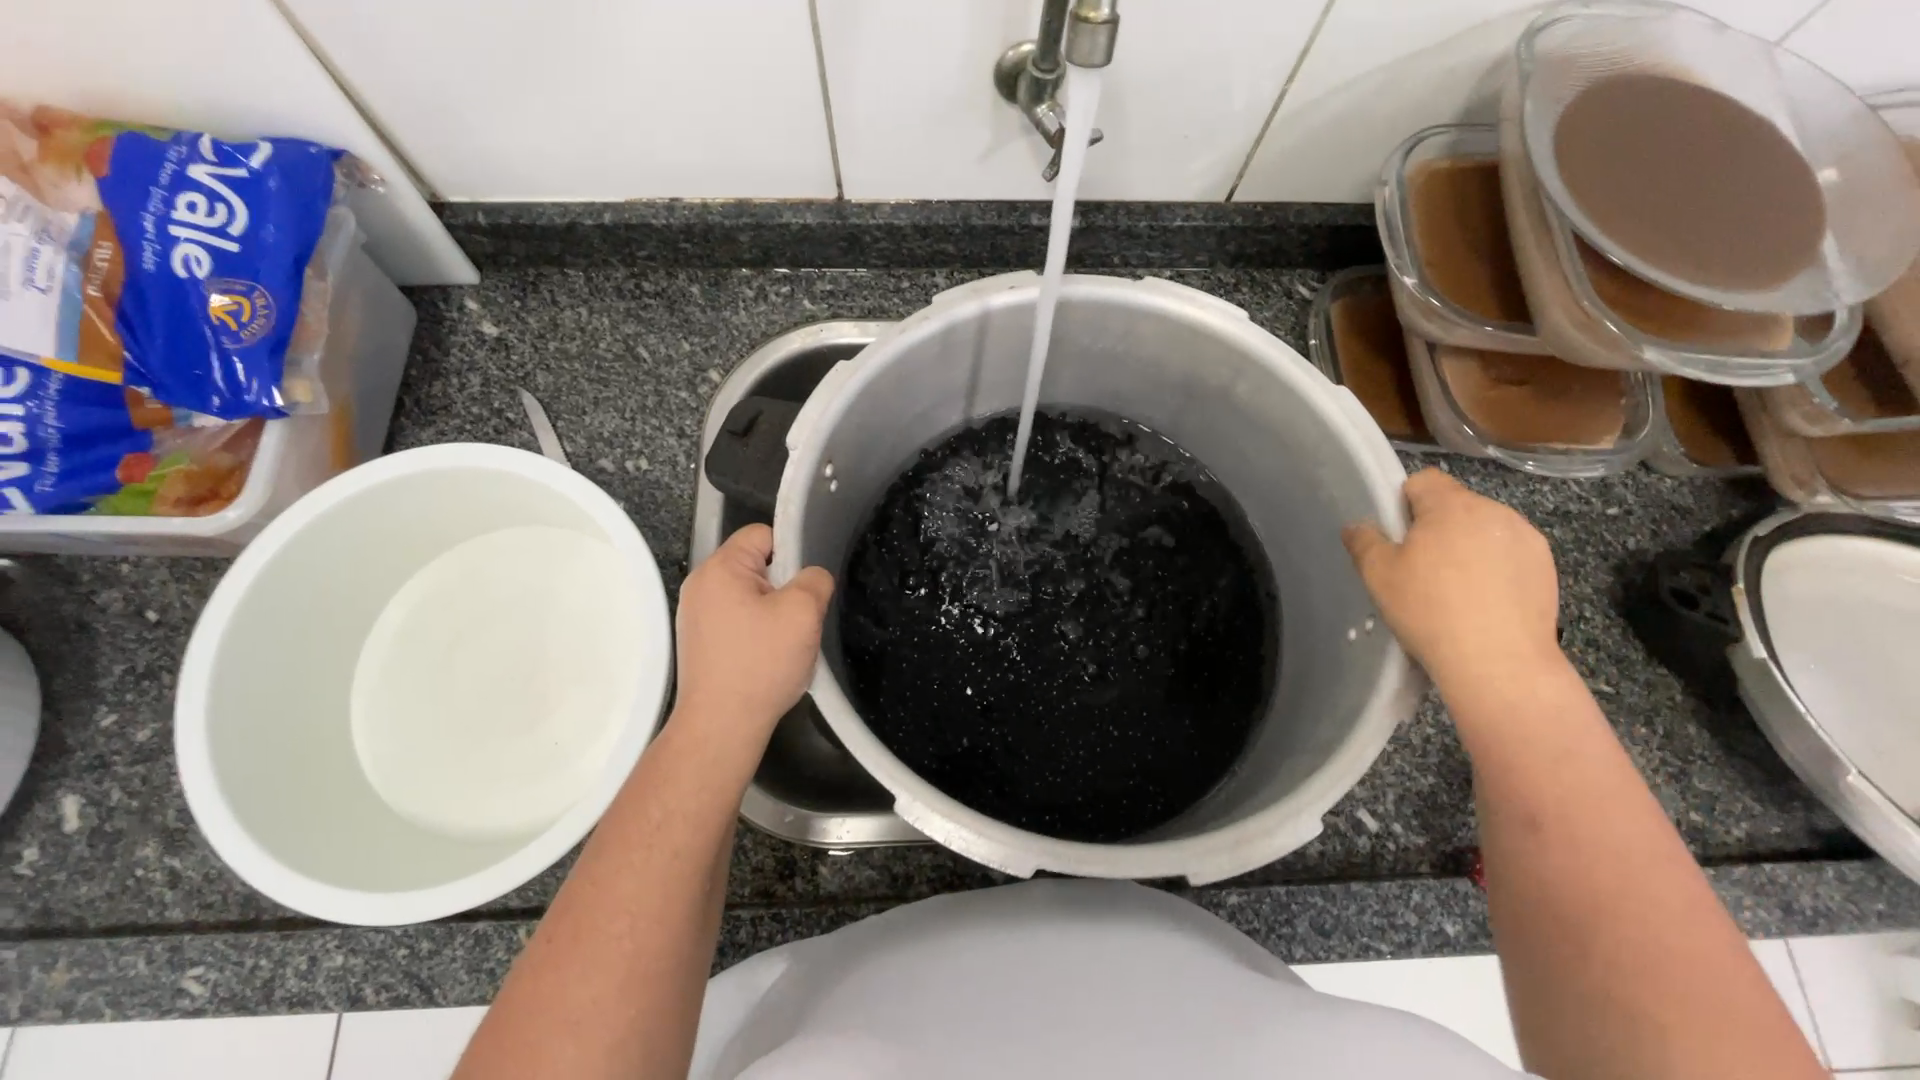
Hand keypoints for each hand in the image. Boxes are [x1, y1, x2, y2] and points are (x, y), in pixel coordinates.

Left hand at [674, 524, 833, 738]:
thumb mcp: (803, 613)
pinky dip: (755, 634)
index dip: (792, 552)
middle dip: (783, 587)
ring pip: (748, 597)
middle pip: (755, 566)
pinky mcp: (699, 643)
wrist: (722, 725)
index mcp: (720, 568)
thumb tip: (812, 577)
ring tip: (784, 643)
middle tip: (799, 618)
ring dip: (771, 614)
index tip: (805, 587)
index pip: (762, 534)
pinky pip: (736, 622)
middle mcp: (700, 586)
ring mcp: (695, 616)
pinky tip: (767, 660)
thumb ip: (815, 580)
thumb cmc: (761, 663)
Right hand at [1342, 468, 1560, 690]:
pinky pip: (1510, 555)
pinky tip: (1485, 603)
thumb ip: (1363, 542)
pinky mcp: (1546, 567)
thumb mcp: (1378, 576)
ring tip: (1455, 591)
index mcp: (1451, 505)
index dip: (1404, 503)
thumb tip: (1356, 526)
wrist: (1498, 661)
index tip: (1397, 538)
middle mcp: (1494, 511)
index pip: (1423, 480)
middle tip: (1420, 571)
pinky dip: (1496, 569)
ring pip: (1484, 530)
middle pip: (1455, 505)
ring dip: (1468, 548)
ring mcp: (1525, 538)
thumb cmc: (1429, 610)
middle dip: (1437, 528)